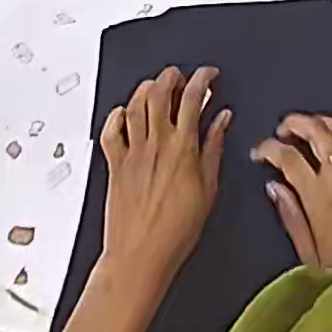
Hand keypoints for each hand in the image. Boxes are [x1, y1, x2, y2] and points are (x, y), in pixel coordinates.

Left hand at [98, 65, 230, 287]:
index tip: (208, 75)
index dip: (202, 78)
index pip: (193, 97)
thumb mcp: (208, 188)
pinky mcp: (115, 164)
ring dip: (146, 89)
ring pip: (135, 104)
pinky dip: (115, 116)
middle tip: (180, 76)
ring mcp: (132, 151)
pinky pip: (110, 131)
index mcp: (182, 147)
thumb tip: (221, 120)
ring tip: (155, 87)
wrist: (141, 257)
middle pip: (159, 91)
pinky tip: (123, 113)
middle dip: (171, 76)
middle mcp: (156, 142)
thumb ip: (214, 147)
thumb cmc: (176, 230)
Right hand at [250, 113, 331, 282]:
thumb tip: (275, 189)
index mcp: (320, 197)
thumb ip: (291, 217)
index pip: (288, 157)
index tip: (261, 152)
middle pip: (315, 131)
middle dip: (294, 122)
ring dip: (321, 120)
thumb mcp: (310, 255)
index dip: (268, 148)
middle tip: (283, 128)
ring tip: (308, 123)